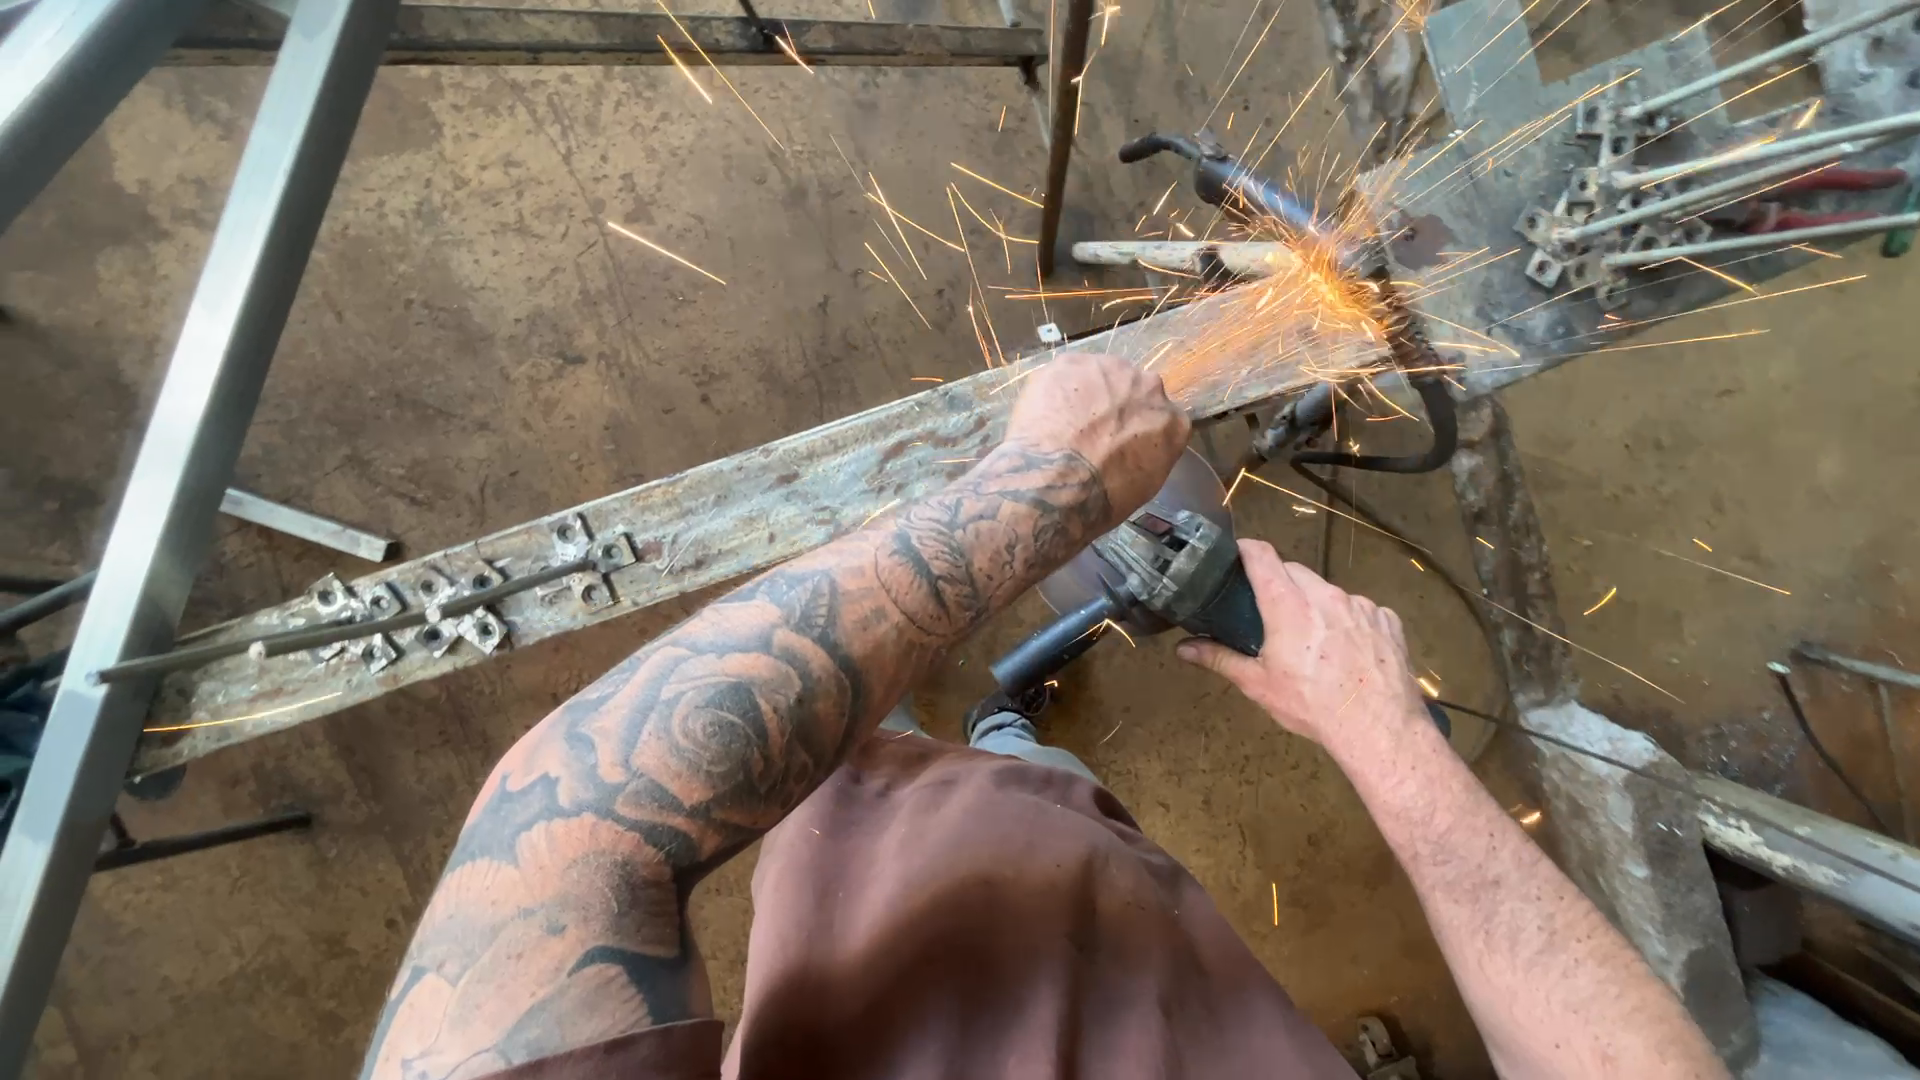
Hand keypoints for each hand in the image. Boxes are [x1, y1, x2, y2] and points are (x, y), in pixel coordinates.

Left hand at [1003, 352, 1189, 525]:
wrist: (1057, 481)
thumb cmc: (1102, 497)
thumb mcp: (1143, 485)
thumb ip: (1147, 455)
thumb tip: (1133, 450)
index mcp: (1172, 421)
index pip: (1159, 419)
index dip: (1136, 429)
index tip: (1118, 442)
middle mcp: (1148, 386)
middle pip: (1131, 390)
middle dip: (1112, 406)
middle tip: (1088, 432)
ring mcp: (1110, 369)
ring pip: (1097, 377)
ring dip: (1083, 394)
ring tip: (1060, 424)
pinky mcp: (1070, 362)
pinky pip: (1063, 374)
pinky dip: (1054, 391)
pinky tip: (1042, 415)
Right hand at [1177, 540, 1427, 749]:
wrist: (1378, 729)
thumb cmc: (1311, 705)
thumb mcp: (1258, 684)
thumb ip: (1219, 658)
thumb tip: (1182, 649)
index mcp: (1288, 604)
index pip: (1262, 556)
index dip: (1246, 549)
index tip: (1235, 555)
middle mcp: (1325, 595)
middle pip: (1295, 570)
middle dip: (1279, 581)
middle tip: (1269, 609)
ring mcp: (1361, 605)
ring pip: (1328, 591)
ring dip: (1315, 602)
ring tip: (1312, 636)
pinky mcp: (1387, 619)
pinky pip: (1360, 609)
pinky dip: (1348, 620)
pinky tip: (1348, 649)